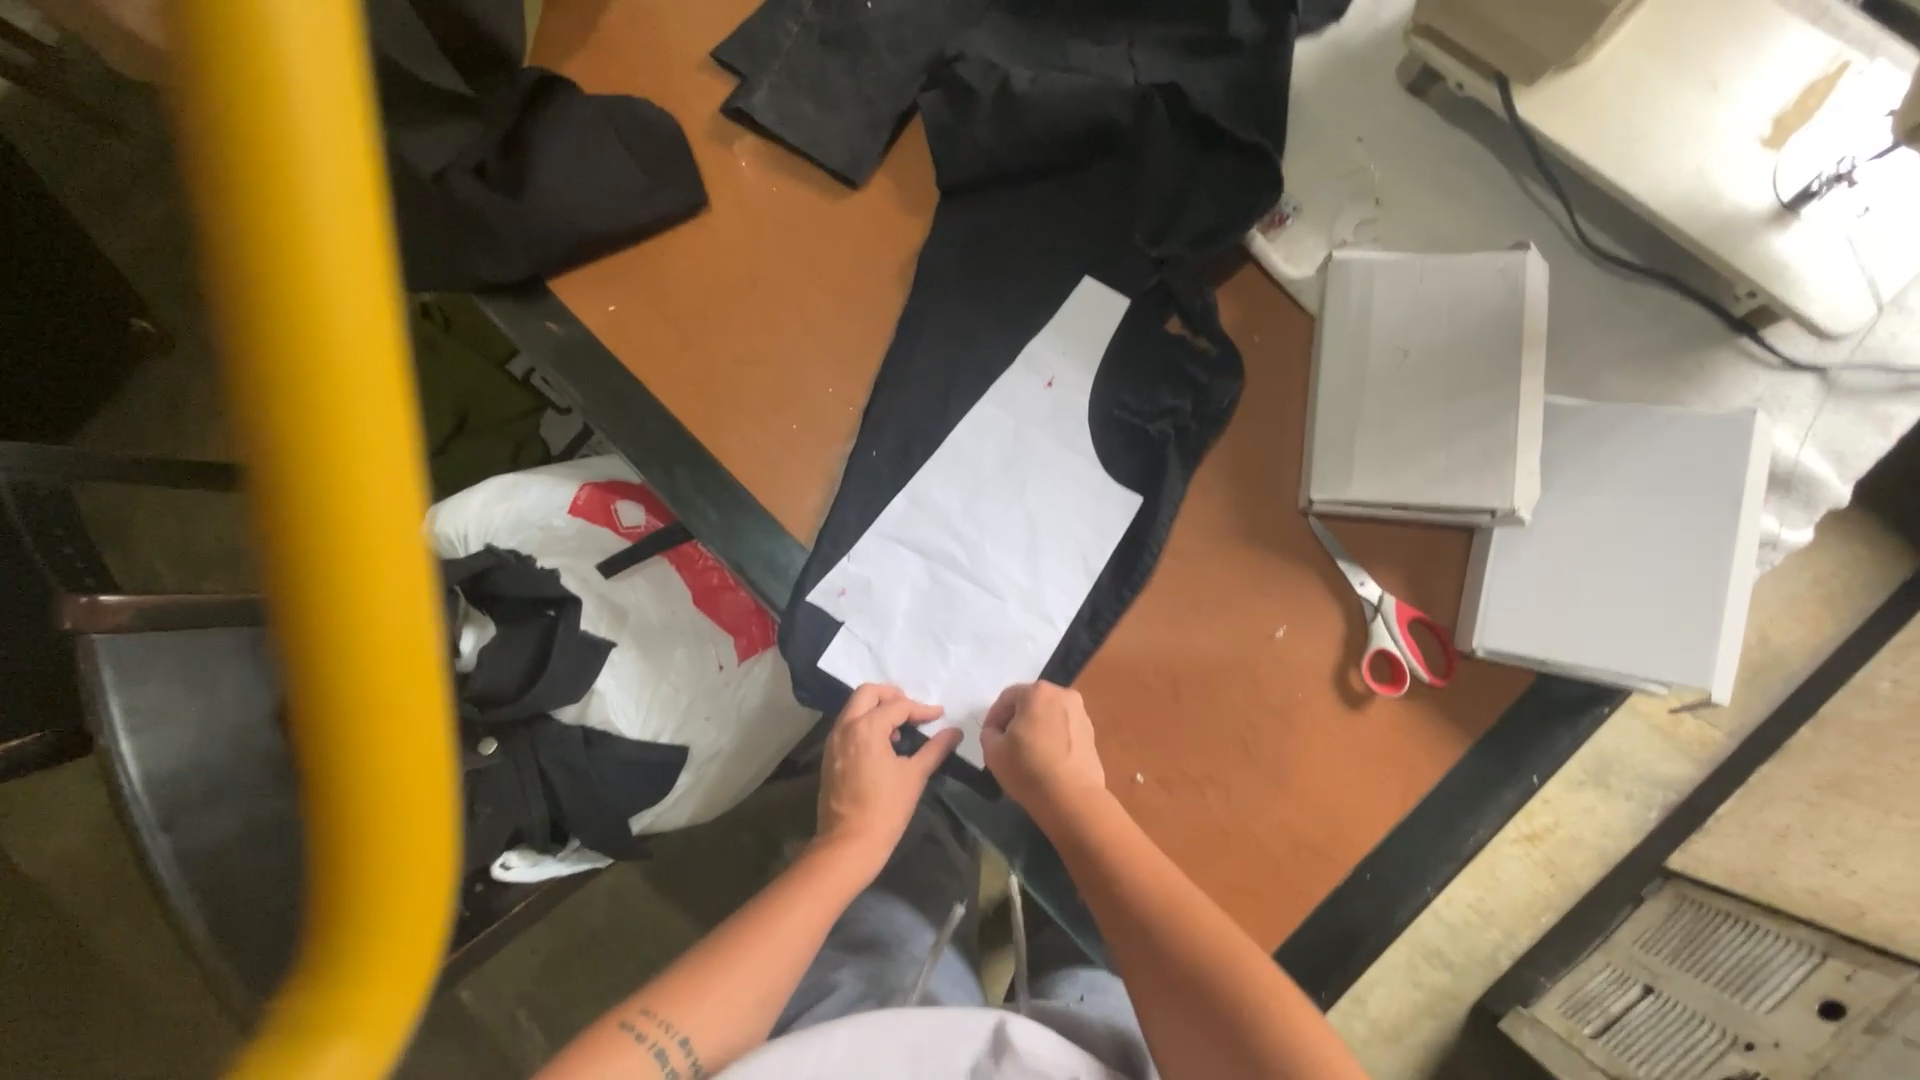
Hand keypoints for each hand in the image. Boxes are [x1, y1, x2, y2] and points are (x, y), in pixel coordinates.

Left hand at [814, 684, 961, 874]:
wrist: (849, 843)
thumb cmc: (886, 809)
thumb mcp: (915, 776)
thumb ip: (935, 749)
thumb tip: (955, 732)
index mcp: (866, 728)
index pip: (898, 706)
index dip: (921, 709)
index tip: (939, 716)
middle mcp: (845, 727)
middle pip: (867, 693)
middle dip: (891, 696)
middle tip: (912, 710)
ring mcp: (833, 741)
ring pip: (853, 708)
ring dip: (876, 708)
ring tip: (899, 729)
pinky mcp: (829, 755)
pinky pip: (847, 725)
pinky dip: (864, 723)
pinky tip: (882, 745)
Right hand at [980, 681, 1106, 824]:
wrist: (1072, 798)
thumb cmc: (1028, 769)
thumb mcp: (993, 751)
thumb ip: (990, 733)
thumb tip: (997, 732)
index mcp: (1038, 692)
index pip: (1007, 698)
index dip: (993, 717)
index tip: (988, 737)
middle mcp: (1063, 695)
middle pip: (1031, 703)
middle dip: (1016, 720)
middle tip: (1005, 742)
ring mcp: (1081, 714)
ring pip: (1049, 716)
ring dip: (1035, 728)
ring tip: (1026, 753)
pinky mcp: (1092, 735)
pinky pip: (1064, 730)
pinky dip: (1052, 739)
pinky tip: (1046, 760)